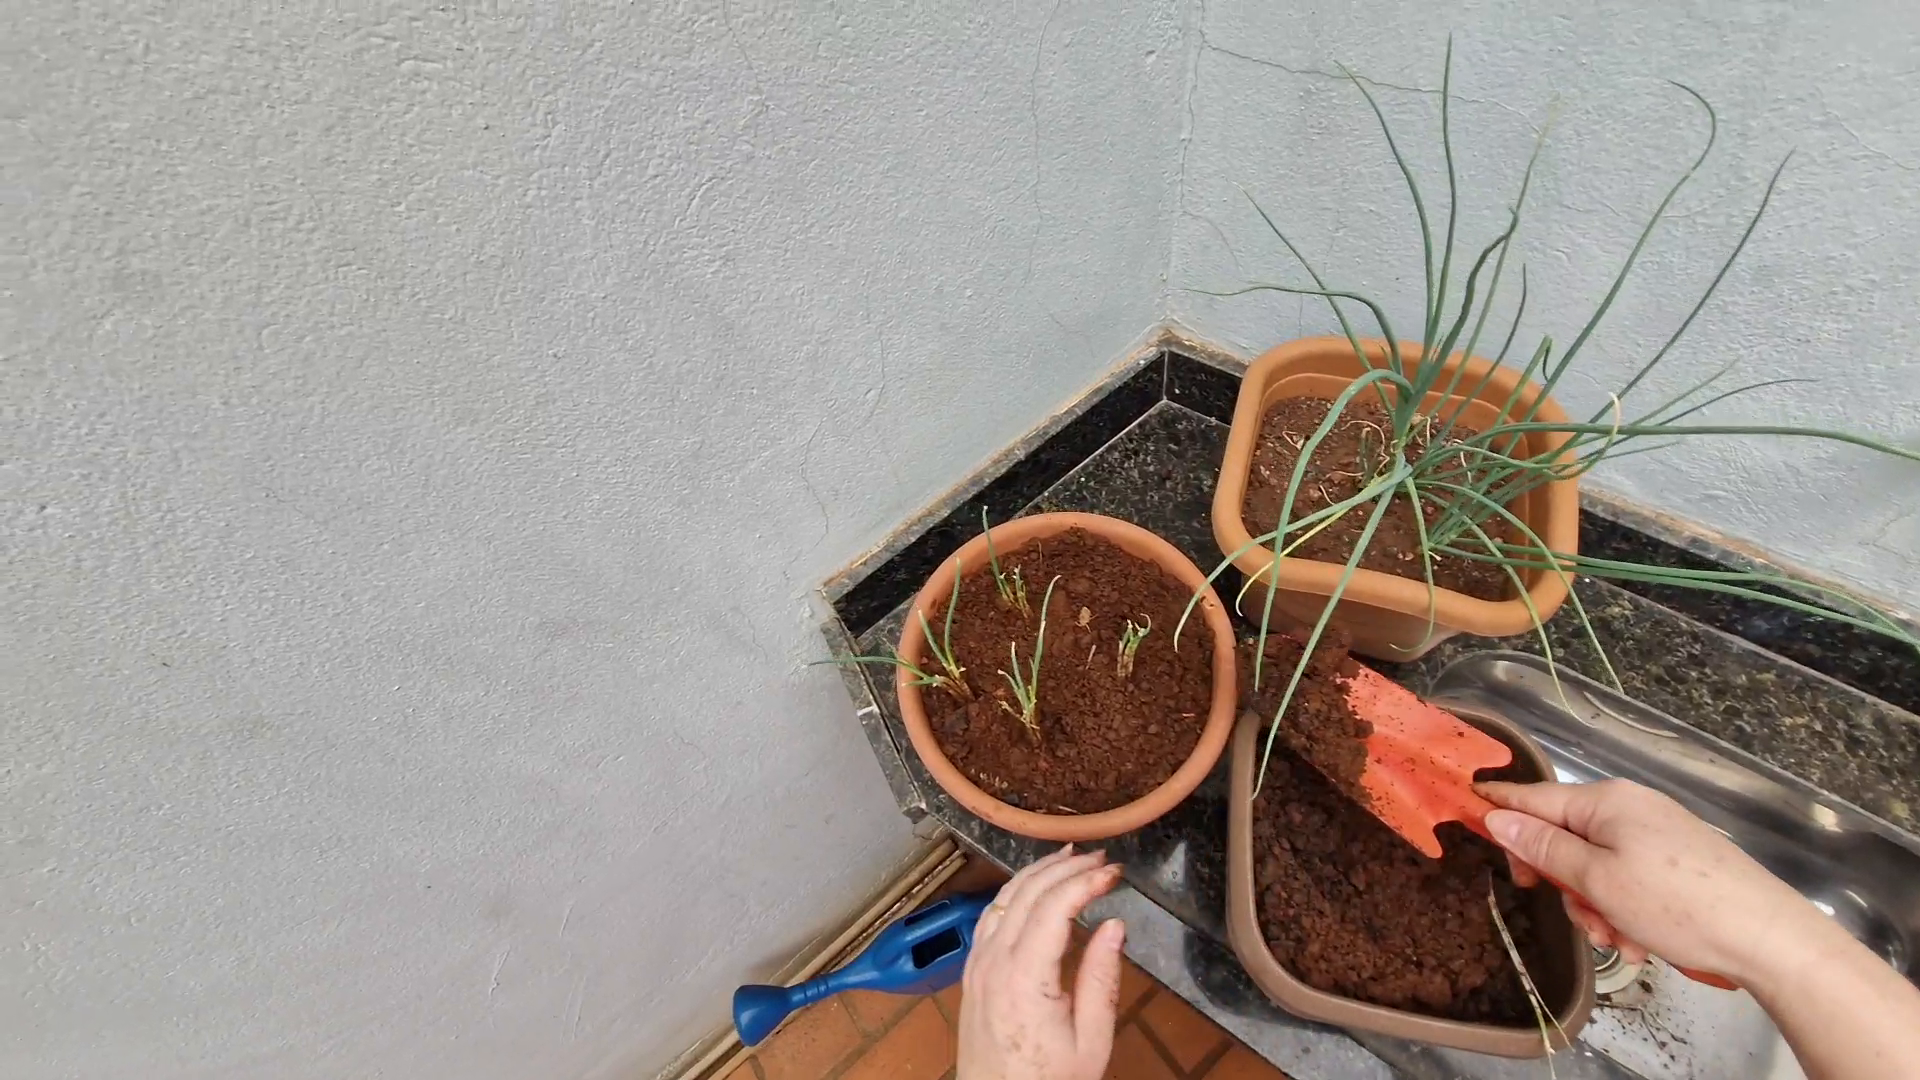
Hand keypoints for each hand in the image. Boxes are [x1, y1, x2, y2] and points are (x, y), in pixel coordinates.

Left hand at [956, 845, 1126, 1079]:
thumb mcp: (1091, 1044)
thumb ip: (1102, 980)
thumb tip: (1115, 924)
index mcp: (1024, 976)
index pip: (1054, 906)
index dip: (1085, 881)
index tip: (1115, 871)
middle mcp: (994, 958)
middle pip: (1028, 891)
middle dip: (1066, 867)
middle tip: (1101, 859)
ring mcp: (977, 960)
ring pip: (1004, 895)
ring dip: (1038, 871)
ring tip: (1070, 858)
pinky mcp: (971, 967)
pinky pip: (991, 913)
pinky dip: (1015, 890)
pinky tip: (1034, 885)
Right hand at [1476, 778, 1813, 983]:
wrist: (1782, 946)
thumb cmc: (1677, 905)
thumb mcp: (1597, 878)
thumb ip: (1541, 846)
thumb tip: (1495, 817)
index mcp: (1605, 800)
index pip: (1531, 796)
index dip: (1495, 805)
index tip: (1461, 808)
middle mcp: (1629, 807)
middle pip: (1563, 832)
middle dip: (1556, 873)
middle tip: (1552, 901)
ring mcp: (1659, 833)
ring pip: (1595, 860)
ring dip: (1591, 899)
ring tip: (1615, 937)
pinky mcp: (1682, 861)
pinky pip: (1628, 874)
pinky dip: (1622, 903)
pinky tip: (1639, 938)